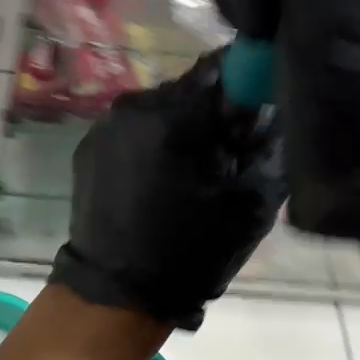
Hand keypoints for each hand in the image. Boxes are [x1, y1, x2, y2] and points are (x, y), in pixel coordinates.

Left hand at [52, 51, 284, 329]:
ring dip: (180, 128)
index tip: (254, 113)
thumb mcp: (252, 200)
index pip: (220, 68)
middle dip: (211, 112)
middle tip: (227, 154)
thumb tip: (271, 105)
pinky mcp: (88, 144)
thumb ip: (267, 142)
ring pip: (159, 108)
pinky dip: (150, 142)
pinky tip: (155, 181)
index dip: (244, 84)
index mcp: (176, 113)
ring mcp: (105, 123)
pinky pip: (132, 129)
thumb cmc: (192, 249)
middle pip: (189, 88)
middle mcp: (135, 105)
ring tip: (189, 174)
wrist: (118, 291)